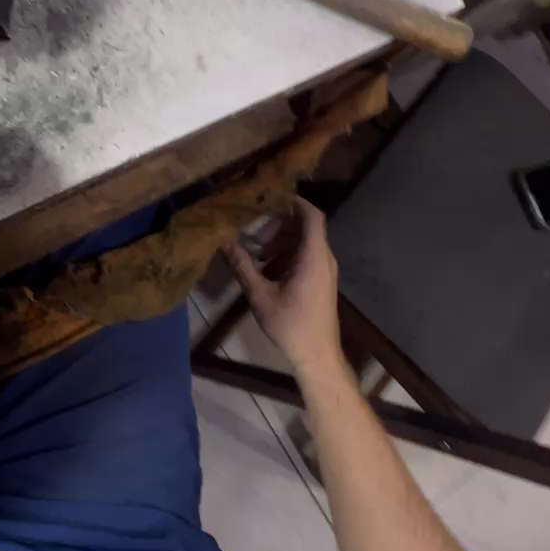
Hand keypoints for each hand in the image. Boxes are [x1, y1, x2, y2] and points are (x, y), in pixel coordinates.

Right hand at [226, 196, 342, 373]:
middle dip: (279, 226)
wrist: (316, 354)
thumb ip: (243, 266)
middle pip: (305, 228)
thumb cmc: (290, 324)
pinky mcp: (321, 281)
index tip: (272, 197)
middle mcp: (324, 259)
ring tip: (257, 255)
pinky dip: (287, 256)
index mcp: (313, 257)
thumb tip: (224, 242)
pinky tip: (267, 271)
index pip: (312, 217)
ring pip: (304, 243)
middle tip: (255, 235)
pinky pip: (306, 257)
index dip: (295, 202)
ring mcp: (325, 270)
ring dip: (281, 243)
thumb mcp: (260, 295)